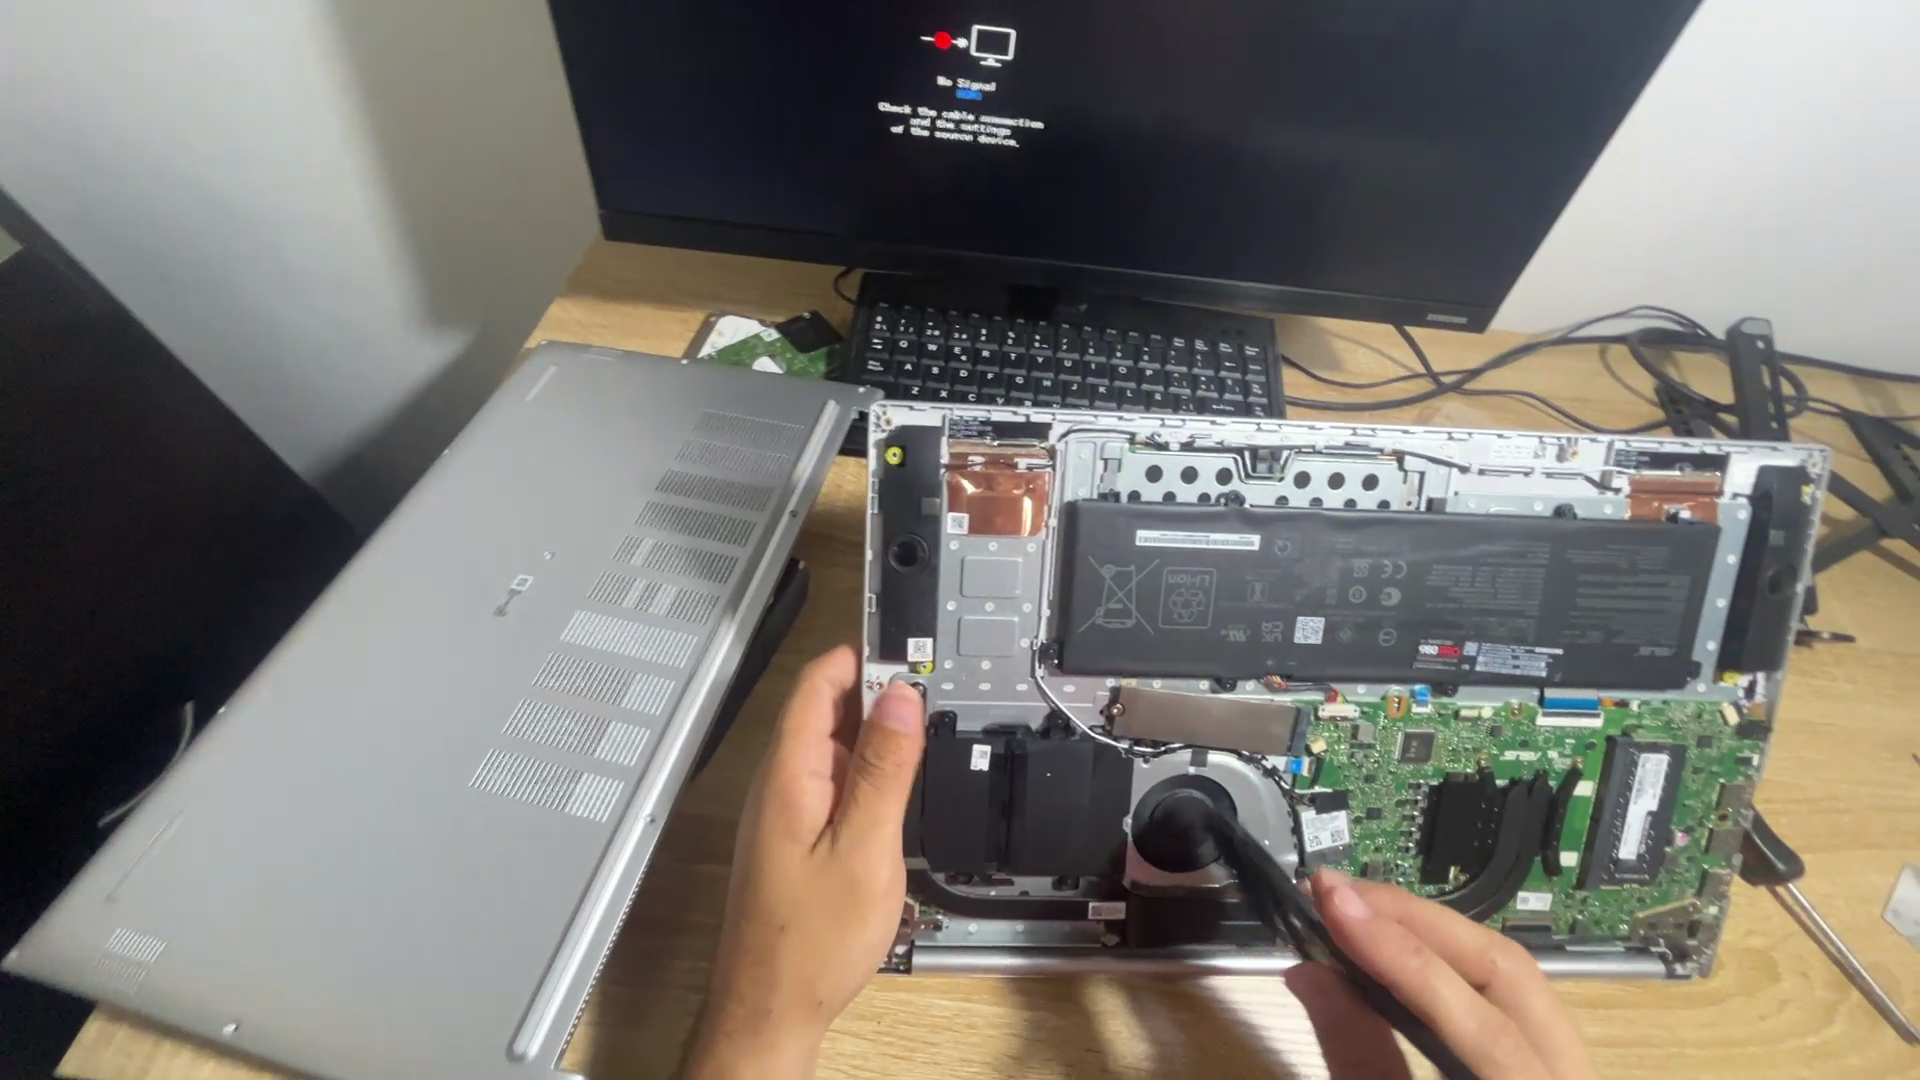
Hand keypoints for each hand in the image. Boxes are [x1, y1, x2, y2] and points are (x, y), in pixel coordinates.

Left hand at [684, 646, 926, 1079]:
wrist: (770, 1013)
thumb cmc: (813, 941)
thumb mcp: (864, 848)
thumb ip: (884, 769)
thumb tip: (900, 697)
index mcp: (789, 774)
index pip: (816, 684)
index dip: (858, 657)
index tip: (904, 650)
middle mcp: (779, 782)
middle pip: (824, 710)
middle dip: (874, 694)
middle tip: (926, 698)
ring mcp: (784, 808)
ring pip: (830, 746)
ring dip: (873, 734)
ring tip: (920, 741)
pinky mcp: (793, 833)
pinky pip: (830, 779)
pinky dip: (864, 769)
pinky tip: (893, 789)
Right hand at [1285, 869, 1594, 1079]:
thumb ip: (1356, 1056)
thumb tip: (1309, 969)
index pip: (1486, 1026)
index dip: (1401, 954)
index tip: (1331, 902)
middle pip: (1510, 975)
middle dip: (1414, 920)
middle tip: (1332, 892)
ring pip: (1510, 977)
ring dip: (1423, 929)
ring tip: (1351, 906)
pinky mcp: (1554, 1072)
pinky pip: (1500, 996)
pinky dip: (1439, 958)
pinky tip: (1388, 947)